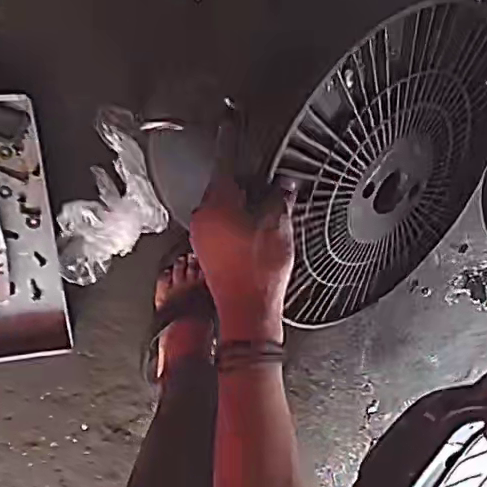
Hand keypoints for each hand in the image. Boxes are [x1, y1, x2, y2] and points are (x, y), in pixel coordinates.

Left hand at [190, 171, 295, 340]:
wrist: (249, 312)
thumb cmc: (259, 275)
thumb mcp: (279, 227)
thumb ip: (281, 199)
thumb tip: (285, 185)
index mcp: (214, 208)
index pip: (228, 174)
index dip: (251, 173)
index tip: (265, 176)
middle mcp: (201, 222)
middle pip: (223, 195)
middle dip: (246, 195)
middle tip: (269, 201)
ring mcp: (201, 241)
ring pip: (222, 215)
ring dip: (242, 215)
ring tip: (264, 225)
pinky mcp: (208, 257)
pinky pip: (221, 234)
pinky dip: (236, 232)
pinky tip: (256, 242)